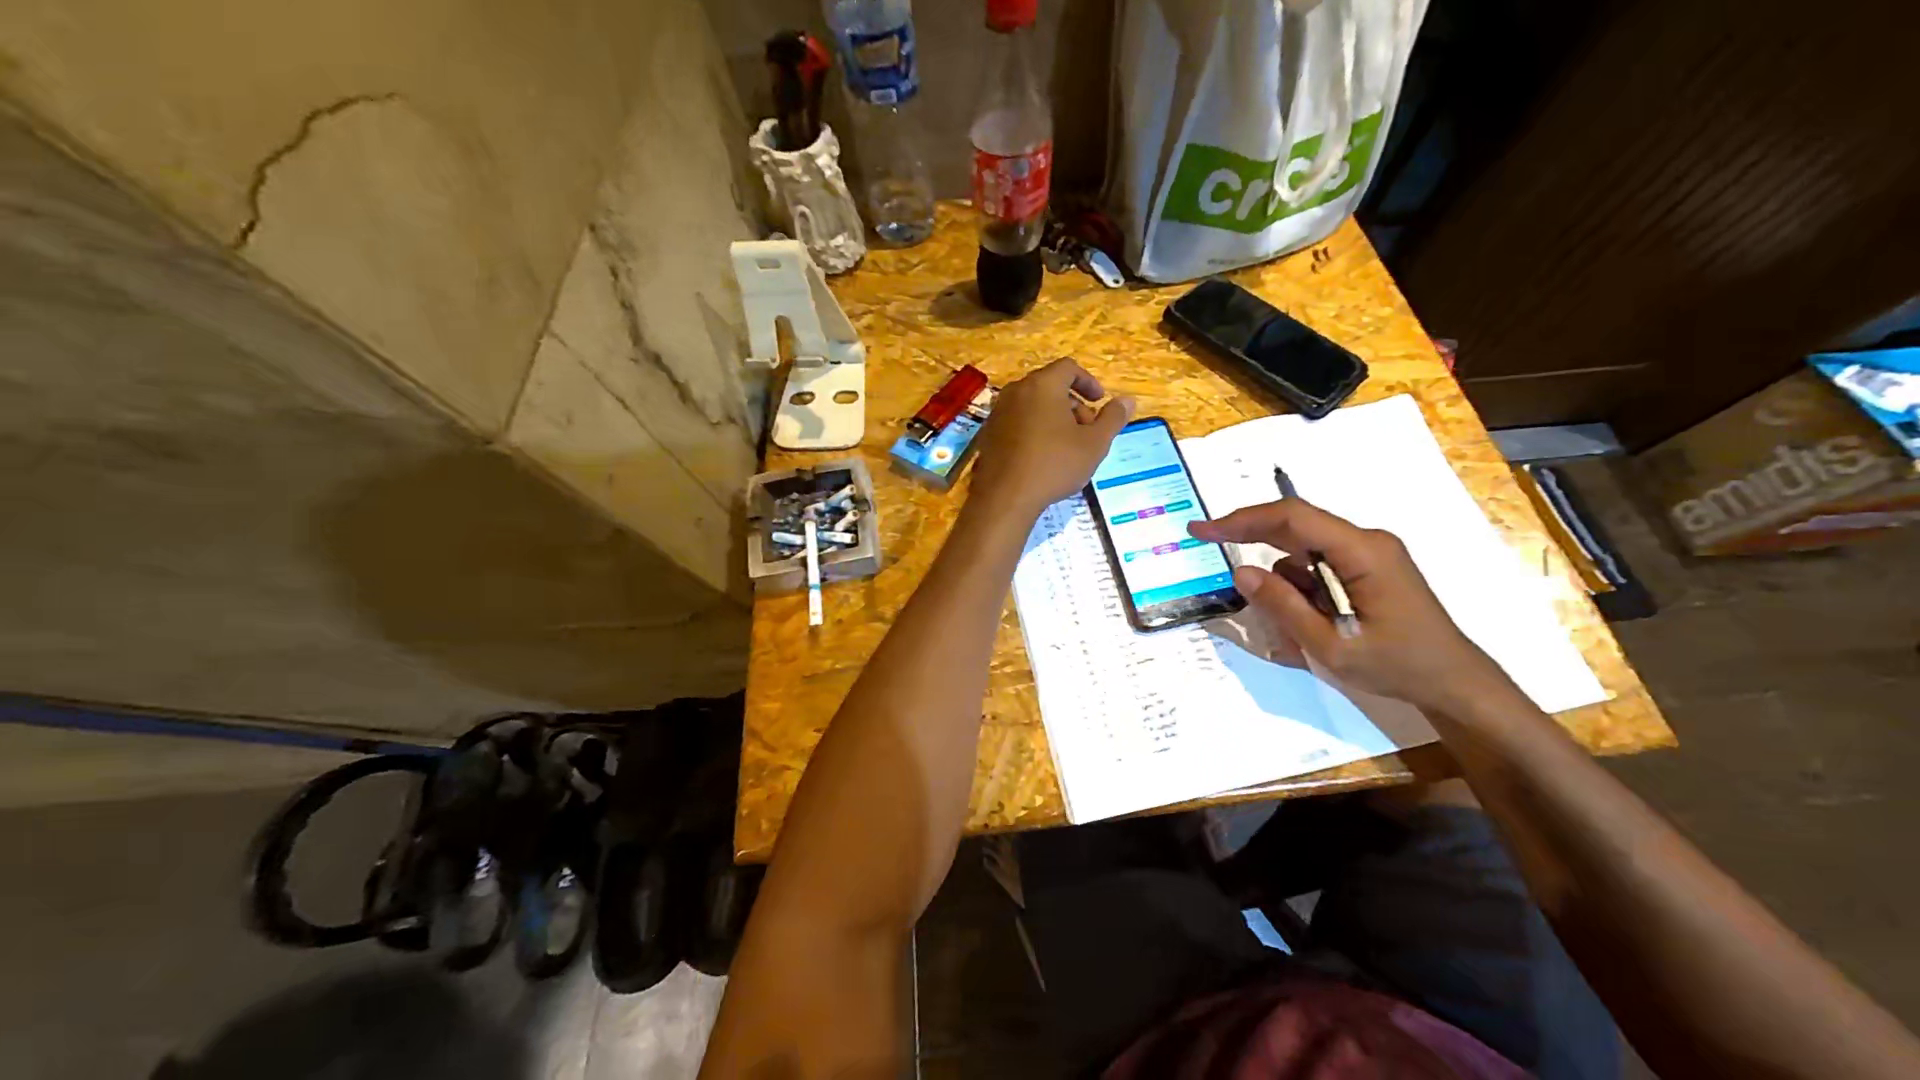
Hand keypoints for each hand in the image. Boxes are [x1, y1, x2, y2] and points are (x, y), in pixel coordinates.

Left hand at [969, 358, 1135, 518]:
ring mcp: (998, 413)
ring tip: (1067, 446)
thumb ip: (1112, 419)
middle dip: (1073, 404)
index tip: (1099, 400)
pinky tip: (1042, 457)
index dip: (1088, 381)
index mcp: (1042, 385)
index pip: (1068, 367)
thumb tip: (1127, 400)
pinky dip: (1033, 429)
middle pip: (1050, 386)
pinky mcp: (988, 434)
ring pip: (1032, 405)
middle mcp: (1016, 392)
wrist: (1005, 497)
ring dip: (1053, 418)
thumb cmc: (1054, 465)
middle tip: (1087, 430)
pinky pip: (1016, 422)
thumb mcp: (1094, 444)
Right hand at [1189, 499, 1516, 715]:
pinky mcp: (1369, 569)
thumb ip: (1283, 607)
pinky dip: (1301, 590)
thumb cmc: (1398, 666)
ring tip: (1296, 631)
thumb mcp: (1331, 645)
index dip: (1242, 520)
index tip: (1203, 530)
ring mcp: (1370, 554)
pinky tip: (1312, 625)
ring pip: (1304, 552)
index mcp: (1362, 552)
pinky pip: (1319, 567)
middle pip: (1295, 526)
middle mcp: (1366, 542)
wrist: (1455, 682)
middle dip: (1251, 538)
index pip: (1292, 518)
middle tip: (1210, 546)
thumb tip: (1241, 572)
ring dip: (1284, 582)